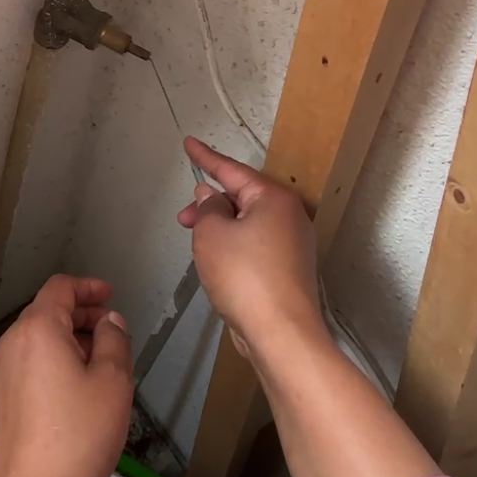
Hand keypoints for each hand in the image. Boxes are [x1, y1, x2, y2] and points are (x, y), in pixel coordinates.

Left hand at [0, 276, 130, 476]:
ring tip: (102, 358)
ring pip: (39, 338)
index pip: (60, 288)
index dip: (88, 287)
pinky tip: (78, 385)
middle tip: (112, 328)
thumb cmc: (76, 436)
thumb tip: (110, 322)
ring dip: (69, 338)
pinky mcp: (3, 396)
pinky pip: (31, 361)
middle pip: (47, 311)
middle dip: (81, 314)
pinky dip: (55, 358)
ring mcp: (3, 370)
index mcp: (37, 329)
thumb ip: (115, 342)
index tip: (110, 294)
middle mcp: (13, 342)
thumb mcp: (112, 384)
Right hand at [177, 137, 325, 364]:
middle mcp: (289, 216)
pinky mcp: (289, 268)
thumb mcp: (211, 233)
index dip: (205, 157)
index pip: (231, 170)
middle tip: (184, 217)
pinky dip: (233, 244)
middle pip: (242, 197)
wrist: (281, 333)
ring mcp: (293, 244)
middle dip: (210, 204)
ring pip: (247, 222)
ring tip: (198, 242)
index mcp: (273, 199)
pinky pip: (255, 243)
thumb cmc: (244, 277)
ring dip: (220, 227)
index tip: (189, 143)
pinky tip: (218, 260)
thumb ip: (207, 208)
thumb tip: (211, 197)